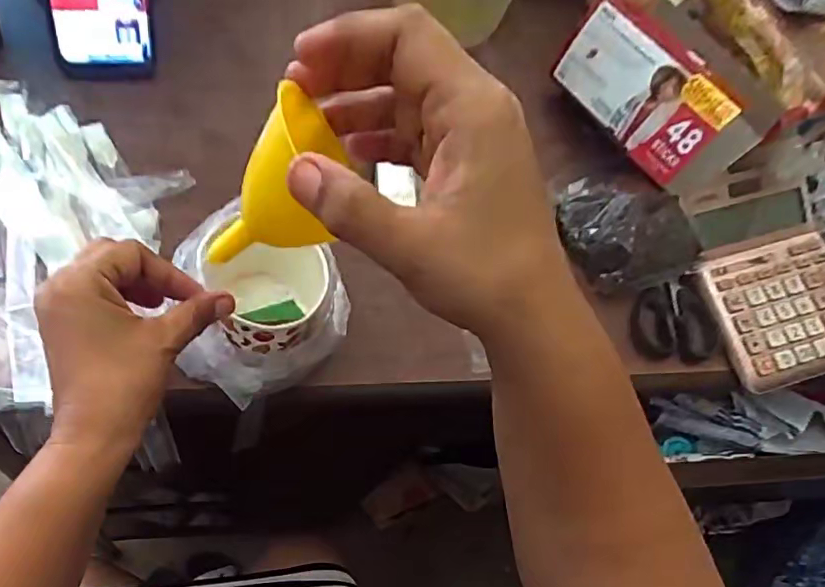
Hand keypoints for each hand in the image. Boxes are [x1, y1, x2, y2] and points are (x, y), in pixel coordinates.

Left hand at [35, 239, 232, 457]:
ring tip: (157, 309)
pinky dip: (113, 301)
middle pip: (108, 257)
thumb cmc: (125, 384)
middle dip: (148, 275)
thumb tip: (227, 298)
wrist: (93, 435)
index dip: (168, 273)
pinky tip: (135, 322)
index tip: (195, 299)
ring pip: (97, 276)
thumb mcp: (163, 341)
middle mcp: (57, 285)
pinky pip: (86, 297)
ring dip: (131, 286)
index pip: (130, 253)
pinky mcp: (56, 328)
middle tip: (174, 298)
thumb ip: (194, 312)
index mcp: (78, 280)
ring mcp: (53, 307)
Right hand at [285, 5, 570, 339]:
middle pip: (405, 63)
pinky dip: (380, 141)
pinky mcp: (468, 167)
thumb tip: (295, 171)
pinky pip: (417, 137)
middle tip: (295, 93)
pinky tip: (349, 157)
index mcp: (470, 107)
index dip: (347, 39)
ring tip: (311, 125)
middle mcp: (475, 109)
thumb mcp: (408, 244)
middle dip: (346, 71)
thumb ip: (349, 207)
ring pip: (408, 101)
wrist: (529, 312)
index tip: (299, 62)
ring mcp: (474, 138)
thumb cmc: (480, 275)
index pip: (405, 37)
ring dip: (359, 108)